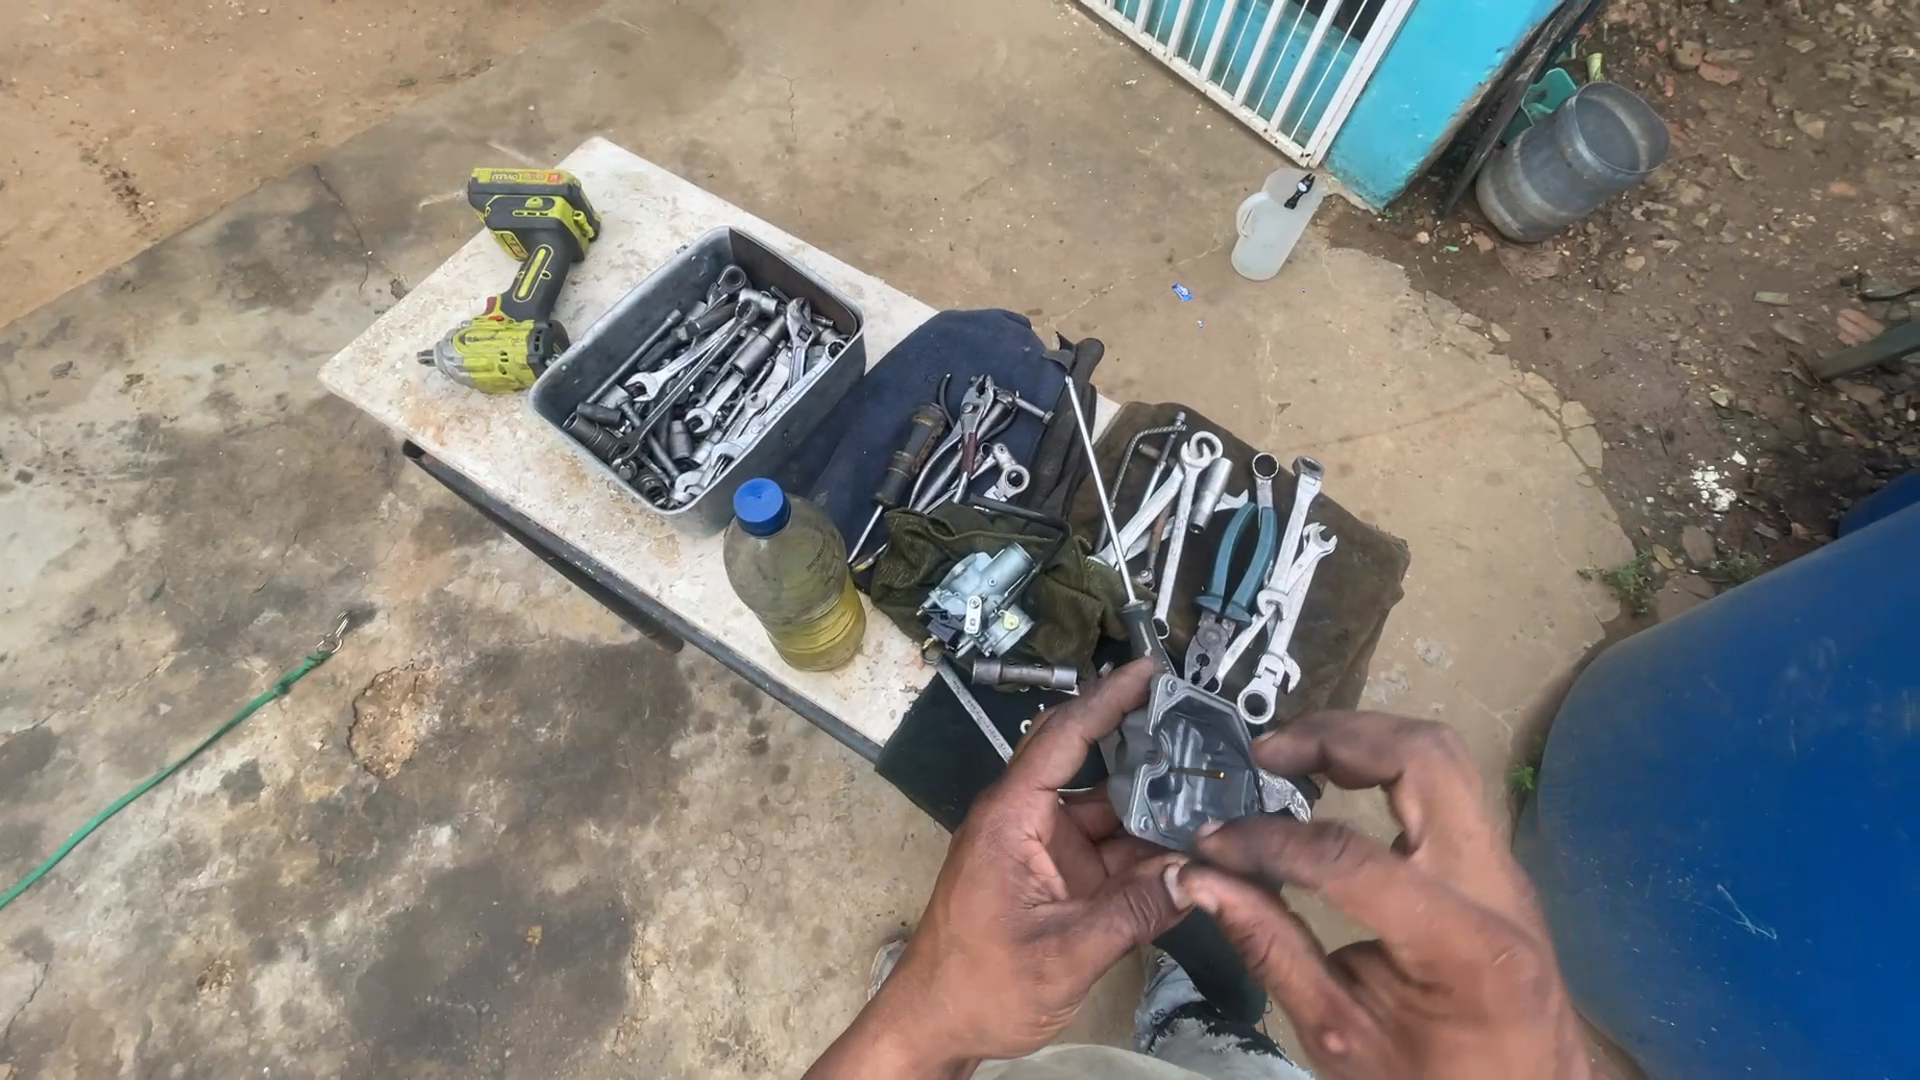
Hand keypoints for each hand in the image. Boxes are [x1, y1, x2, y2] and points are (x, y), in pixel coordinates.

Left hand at [806, 660, 1190, 1077]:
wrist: (936, 1022)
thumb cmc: (979, 983)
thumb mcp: (1061, 955)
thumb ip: (1132, 915)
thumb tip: (1196, 877)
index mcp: (1012, 815)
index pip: (1063, 738)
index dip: (1106, 699)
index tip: (1146, 670)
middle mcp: (1027, 816)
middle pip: (1082, 757)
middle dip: (1130, 731)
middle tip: (1187, 712)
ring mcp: (1044, 845)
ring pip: (1104, 805)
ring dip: (1149, 799)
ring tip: (1207, 783)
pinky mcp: (1057, 873)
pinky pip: (1106, 846)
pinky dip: (1144, 845)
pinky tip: (1185, 843)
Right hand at [1175, 711, 1588, 1079]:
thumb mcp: (1338, 1037)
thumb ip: (1267, 946)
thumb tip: (1195, 877)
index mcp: (1464, 946)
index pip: (1349, 857)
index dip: (1267, 841)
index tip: (1212, 843)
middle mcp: (1497, 886)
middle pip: (1423, 757)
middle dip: (1332, 738)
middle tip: (1265, 756)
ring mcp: (1503, 866)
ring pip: (1438, 752)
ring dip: (1357, 736)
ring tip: (1292, 756)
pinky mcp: (1492, 861)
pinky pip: (1439, 778)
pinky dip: (1377, 759)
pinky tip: (1331, 780)